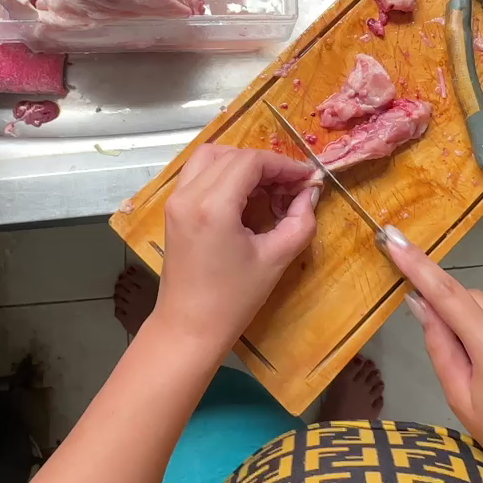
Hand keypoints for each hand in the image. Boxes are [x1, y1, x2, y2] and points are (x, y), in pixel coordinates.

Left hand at [154, 144, 319, 353]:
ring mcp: (176, 200)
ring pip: (210, 156)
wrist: (189, 327)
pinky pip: (198, 172)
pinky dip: (223, 172)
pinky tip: (244, 195)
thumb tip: (309, 194)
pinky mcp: (173, 208)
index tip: (306, 178)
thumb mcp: (276, 259)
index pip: (251, 162)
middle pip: (232, 155)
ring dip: (241, 162)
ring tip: (267, 186)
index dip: (283, 164)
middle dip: (265, 164)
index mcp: (213, 206)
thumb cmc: (233, 299)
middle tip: (290, 185)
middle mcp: (189, 194)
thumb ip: (299, 221)